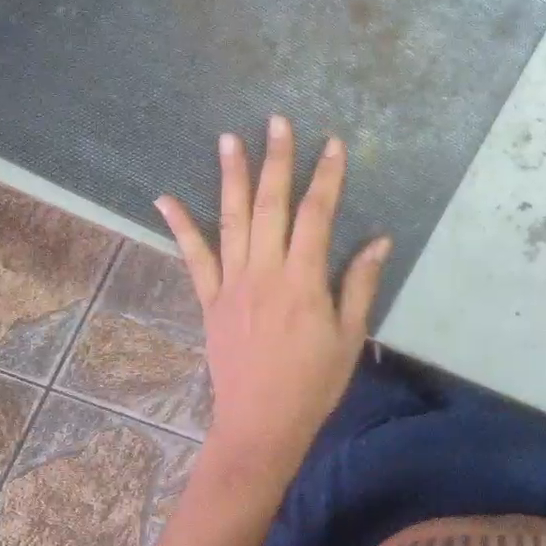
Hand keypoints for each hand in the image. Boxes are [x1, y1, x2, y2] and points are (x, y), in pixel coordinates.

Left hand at [155, 115, 391, 466]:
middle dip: (277, 160)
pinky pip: (194, 257)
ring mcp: (231, 284)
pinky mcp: (209, 300)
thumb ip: (360, 284)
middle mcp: (264, 272)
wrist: (260, 425)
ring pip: (231, 220)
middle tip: (278, 121)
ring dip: (231, 176)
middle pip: (271, 205)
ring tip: (229, 138)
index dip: (327, 176)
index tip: (333, 144)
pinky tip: (165, 198)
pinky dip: (180, 226)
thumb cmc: (314, 382)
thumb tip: (380, 241)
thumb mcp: (350, 336)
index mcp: (303, 280)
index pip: (317, 215)